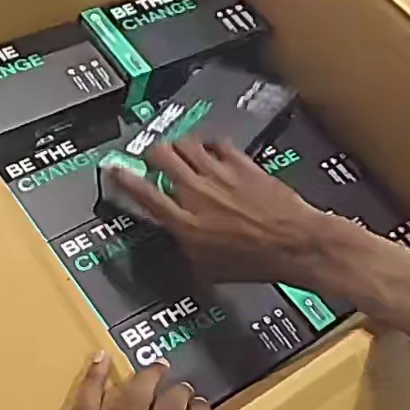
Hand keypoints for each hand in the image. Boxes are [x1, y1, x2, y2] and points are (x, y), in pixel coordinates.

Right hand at [108, 136, 365, 288]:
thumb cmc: (255, 262)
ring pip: (187, 144)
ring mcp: (220, 174)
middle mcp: (196, 193)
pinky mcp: (243, 164)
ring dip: (178, 145)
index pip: (143, 193)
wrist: (295, 244)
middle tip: (151, 157)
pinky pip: (217, 142)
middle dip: (151, 153)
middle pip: (161, 157)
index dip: (123, 178)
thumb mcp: (207, 267)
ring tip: (177, 149)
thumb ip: (185, 246)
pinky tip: (209, 148)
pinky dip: (209, 143)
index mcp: (183, 222)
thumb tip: (179, 241)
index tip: (114, 169)